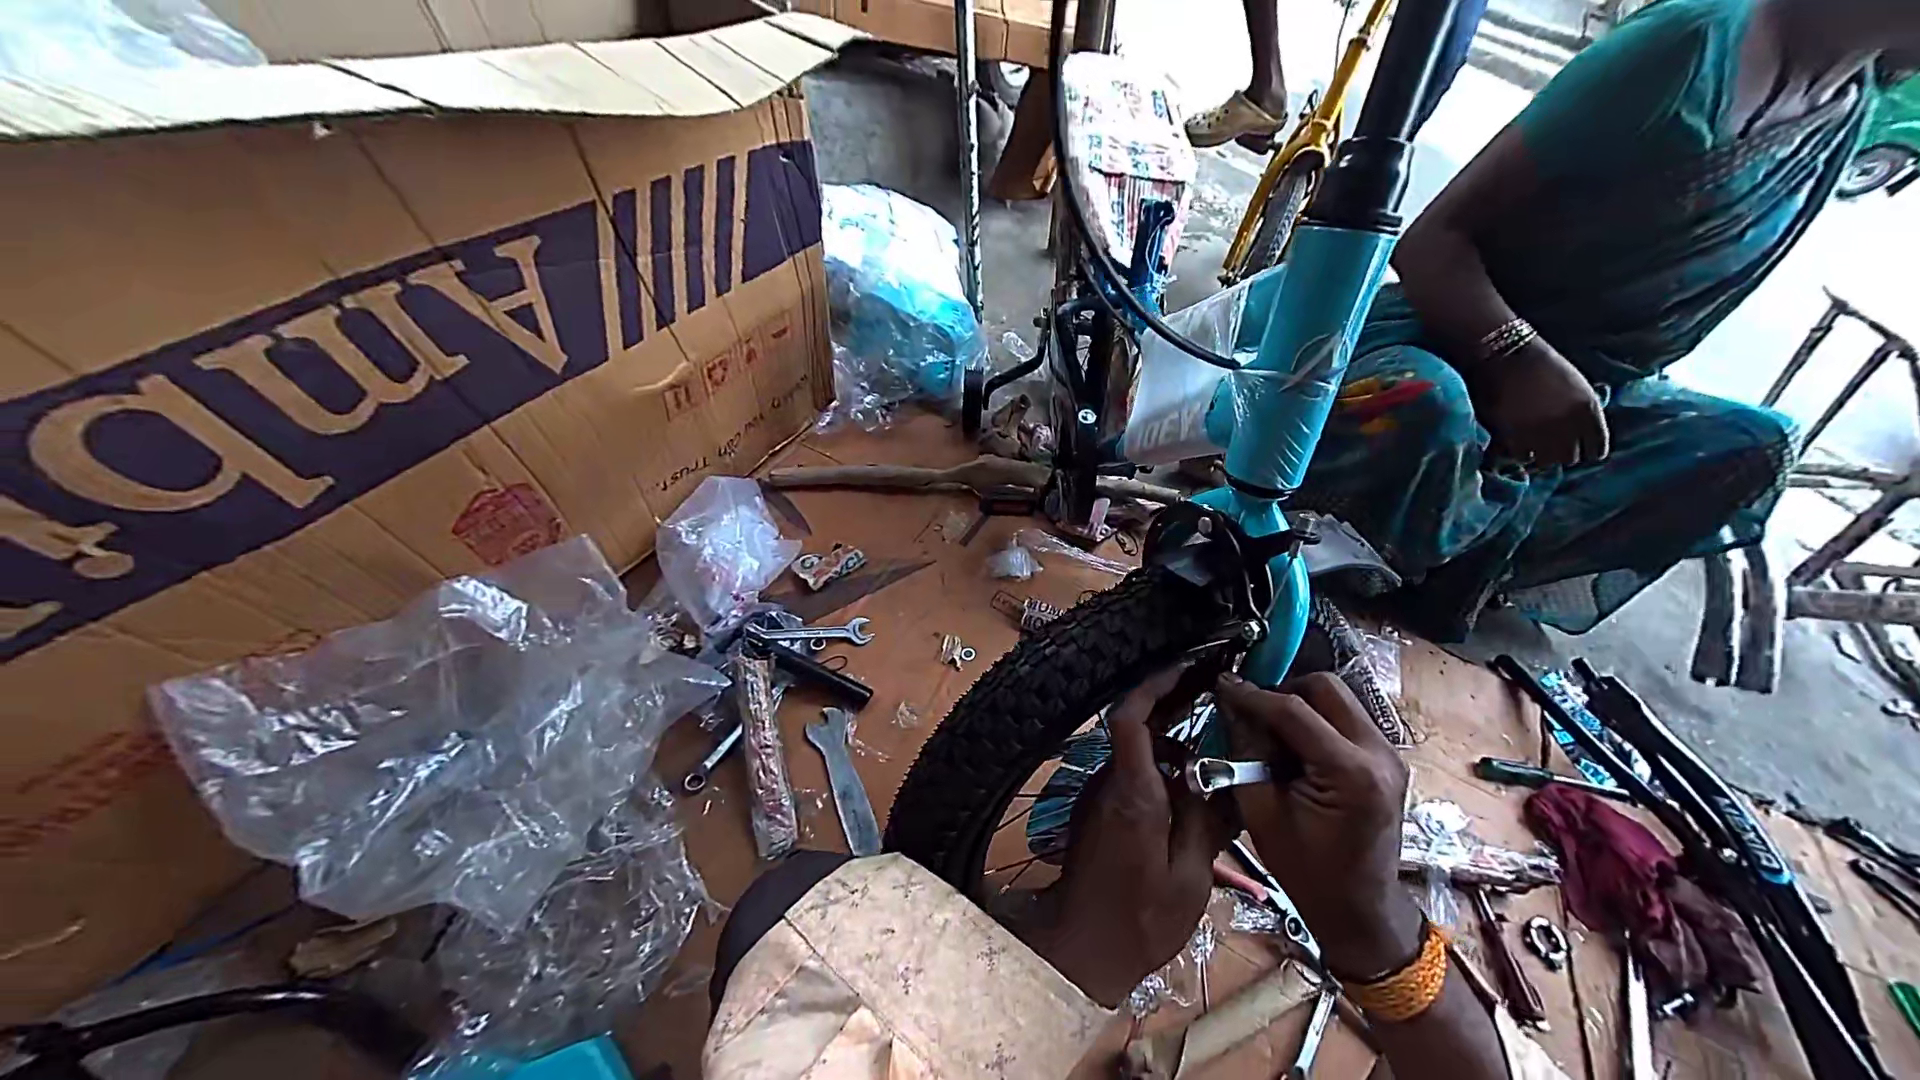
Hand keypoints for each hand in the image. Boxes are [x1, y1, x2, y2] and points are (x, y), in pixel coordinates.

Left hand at [1022, 667, 1227, 1006]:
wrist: (1080, 945)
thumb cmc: (1139, 920)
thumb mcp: (1189, 877)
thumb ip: (1203, 823)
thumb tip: (1216, 781)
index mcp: (1133, 793)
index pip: (1131, 719)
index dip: (1155, 685)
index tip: (1185, 669)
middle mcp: (1108, 783)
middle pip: (1133, 724)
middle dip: (1169, 701)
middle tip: (1209, 690)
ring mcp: (1098, 793)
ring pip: (1135, 750)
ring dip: (1169, 740)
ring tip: (1211, 741)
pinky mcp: (1098, 807)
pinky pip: (1131, 772)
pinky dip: (1158, 765)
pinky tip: (1189, 780)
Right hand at [1216, 672, 1421, 979]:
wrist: (1359, 909)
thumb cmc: (1306, 870)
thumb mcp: (1261, 811)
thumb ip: (1246, 751)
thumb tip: (1231, 705)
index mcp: (1351, 773)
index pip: (1294, 710)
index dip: (1252, 694)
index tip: (1221, 685)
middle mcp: (1379, 754)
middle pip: (1326, 687)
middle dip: (1282, 690)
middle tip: (1252, 712)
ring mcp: (1389, 754)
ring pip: (1337, 697)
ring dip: (1299, 702)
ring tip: (1272, 731)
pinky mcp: (1386, 758)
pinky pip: (1345, 716)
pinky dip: (1315, 718)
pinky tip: (1294, 745)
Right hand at [1468, 341, 1608, 466]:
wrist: (1505, 357)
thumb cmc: (1540, 367)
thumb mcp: (1575, 387)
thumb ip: (1579, 412)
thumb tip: (1576, 434)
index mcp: (1588, 411)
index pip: (1596, 449)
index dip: (1585, 451)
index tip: (1574, 449)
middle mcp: (1567, 425)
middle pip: (1569, 458)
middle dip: (1559, 454)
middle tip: (1547, 449)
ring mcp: (1538, 432)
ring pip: (1543, 461)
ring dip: (1536, 456)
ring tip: (1527, 448)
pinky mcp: (1511, 436)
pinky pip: (1518, 455)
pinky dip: (1514, 453)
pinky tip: (1510, 445)